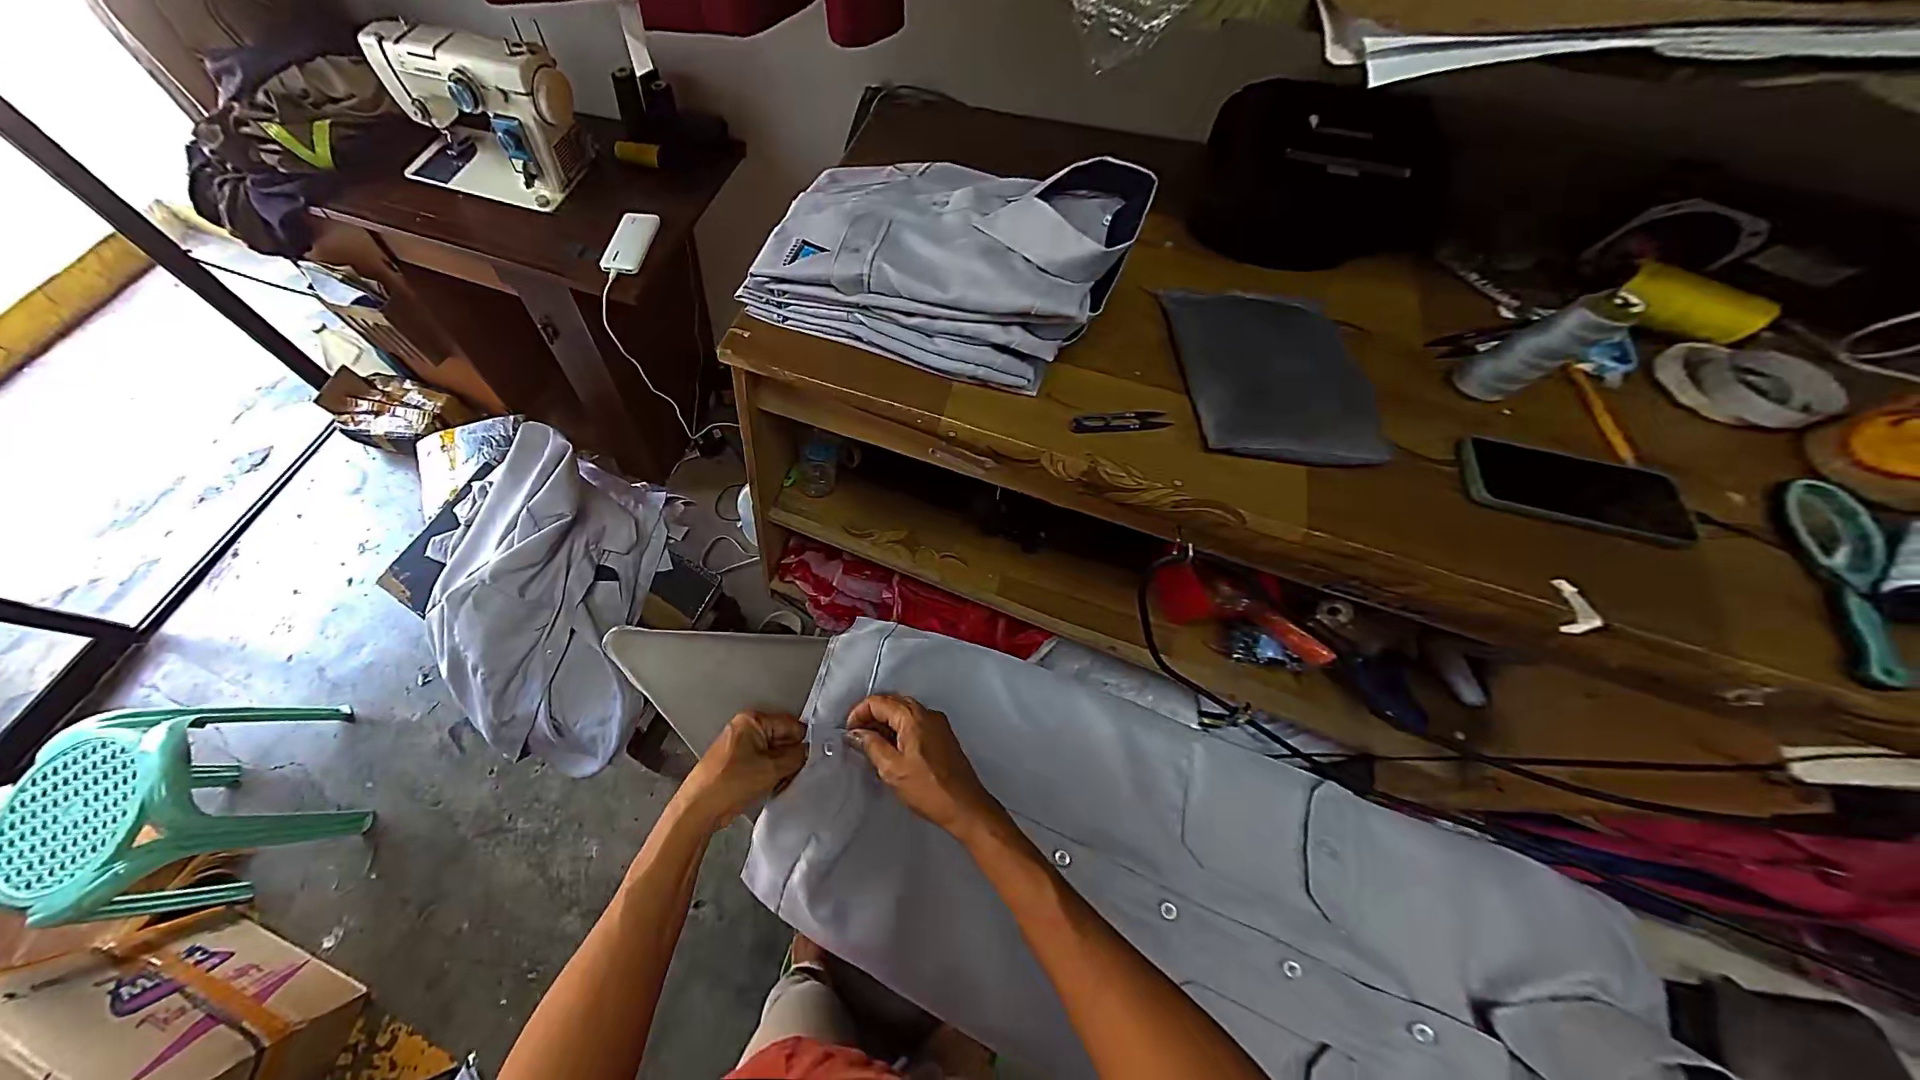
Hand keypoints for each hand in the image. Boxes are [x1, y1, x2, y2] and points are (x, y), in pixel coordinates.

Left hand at [677, 711, 808, 826]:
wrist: (699, 809)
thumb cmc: (726, 783)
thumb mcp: (773, 768)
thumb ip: (798, 755)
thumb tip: (808, 751)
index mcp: (751, 720)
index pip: (790, 723)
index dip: (803, 740)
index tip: (811, 755)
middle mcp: (744, 729)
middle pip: (782, 738)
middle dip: (791, 756)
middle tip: (795, 771)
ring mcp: (740, 747)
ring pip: (773, 754)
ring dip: (781, 768)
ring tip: (779, 781)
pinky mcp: (737, 765)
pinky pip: (763, 765)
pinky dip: (770, 775)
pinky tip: (770, 786)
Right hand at [845, 694, 1002, 836]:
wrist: (964, 806)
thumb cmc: (933, 790)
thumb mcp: (892, 770)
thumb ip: (871, 746)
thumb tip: (858, 734)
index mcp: (914, 718)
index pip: (879, 701)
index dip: (859, 712)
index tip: (850, 729)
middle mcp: (928, 715)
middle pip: (892, 702)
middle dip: (871, 714)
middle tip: (857, 734)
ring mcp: (938, 724)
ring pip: (904, 711)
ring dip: (885, 722)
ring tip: (871, 743)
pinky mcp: (942, 736)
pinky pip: (916, 722)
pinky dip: (899, 728)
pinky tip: (892, 748)